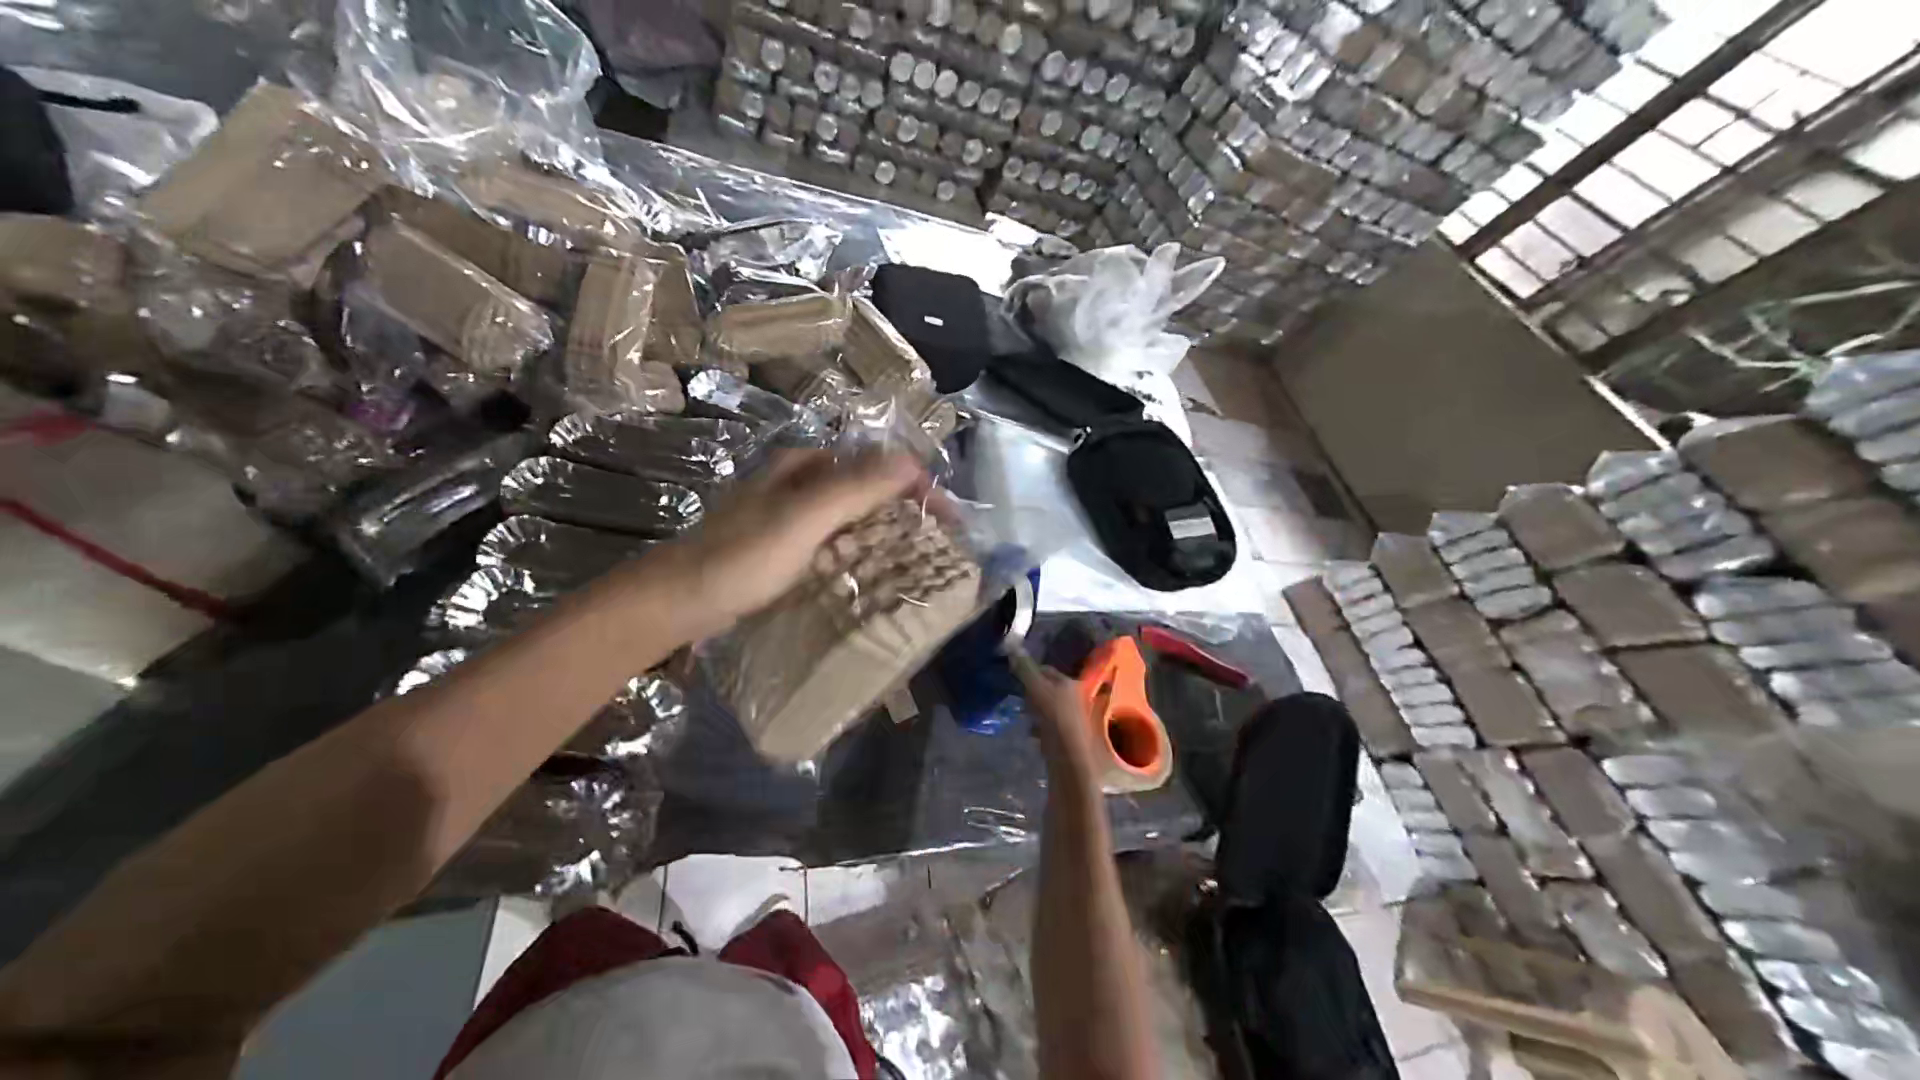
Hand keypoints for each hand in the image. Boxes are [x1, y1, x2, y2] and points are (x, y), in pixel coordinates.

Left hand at [635, 449, 924, 640]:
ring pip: (851, 516)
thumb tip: (913, 459)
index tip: (950, 520)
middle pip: (867, 488)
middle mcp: (798, 484)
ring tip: (914, 560)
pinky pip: (833, 541)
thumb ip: (855, 488)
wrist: (676, 602)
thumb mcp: (802, 519)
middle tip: (939, 544)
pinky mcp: (782, 547)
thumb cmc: (741, 558)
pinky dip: (857, 551)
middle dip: (905, 509)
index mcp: (805, 466)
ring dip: (883, 531)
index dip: (917, 487)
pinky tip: (867, 573)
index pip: (877, 465)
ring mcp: (788, 517)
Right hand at [1013, 657, 1102, 780]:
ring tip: (1021, 714)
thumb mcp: (1036, 689)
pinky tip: (1030, 731)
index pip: (1046, 670)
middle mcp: (1074, 696)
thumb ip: (1025, 668)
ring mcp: (1071, 717)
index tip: (1013, 676)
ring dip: (1034, 709)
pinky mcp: (1066, 735)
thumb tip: (1012, 646)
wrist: (1068, 758)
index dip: (1029, 670)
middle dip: (1031, 691)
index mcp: (1069, 682)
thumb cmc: (1054, 718)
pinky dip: (1038, 725)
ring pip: (1047, 706)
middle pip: (1047, 687)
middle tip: (1016, 696)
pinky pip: (1048, 724)